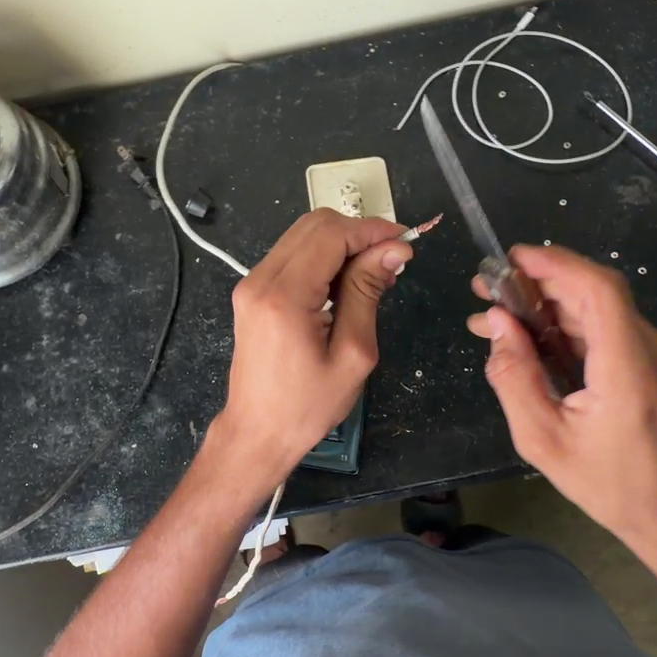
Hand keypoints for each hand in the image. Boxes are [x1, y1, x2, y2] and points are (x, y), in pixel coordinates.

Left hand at [209, 209, 411, 489]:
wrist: (257, 431)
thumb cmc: (308, 405)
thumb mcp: (353, 353)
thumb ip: (368, 292)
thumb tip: (394, 249)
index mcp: (284, 296)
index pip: (331, 234)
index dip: (372, 231)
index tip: (406, 245)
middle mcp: (260, 279)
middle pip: (314, 225)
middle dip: (358, 233)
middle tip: (390, 263)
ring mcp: (251, 282)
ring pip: (302, 234)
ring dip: (341, 244)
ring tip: (372, 276)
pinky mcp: (252, 290)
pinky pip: (291, 254)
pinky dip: (322, 257)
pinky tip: (344, 285)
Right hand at [467, 245, 656, 551]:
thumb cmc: (610, 486)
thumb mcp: (543, 441)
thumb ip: (515, 378)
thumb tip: (498, 324)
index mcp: (628, 370)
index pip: (598, 291)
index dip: (555, 265)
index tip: (510, 260)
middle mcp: (652, 351)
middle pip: (597, 292)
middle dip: (540, 280)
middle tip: (488, 288)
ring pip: (602, 308)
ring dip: (549, 302)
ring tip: (499, 315)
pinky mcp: (656, 366)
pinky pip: (609, 329)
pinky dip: (568, 323)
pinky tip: (534, 338)